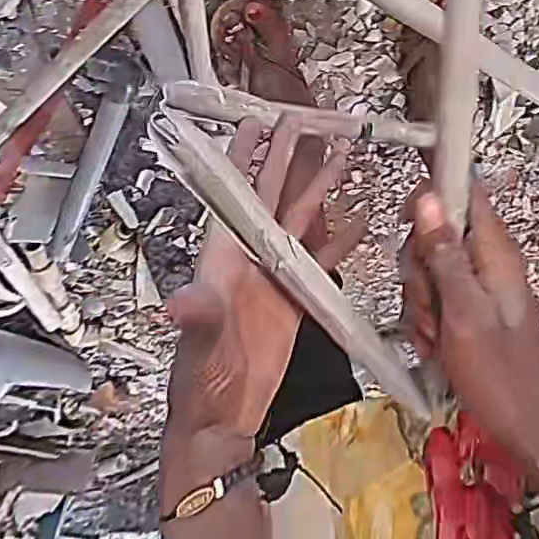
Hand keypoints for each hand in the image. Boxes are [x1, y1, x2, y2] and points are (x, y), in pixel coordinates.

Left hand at [166, 118, 358, 439]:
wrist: (225, 416)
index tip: (257, 123)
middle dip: (288, 155)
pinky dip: (341, 237)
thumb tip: (180, 302)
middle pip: (274, 192)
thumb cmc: (204, 378)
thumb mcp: (201, 342)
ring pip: (302, 217)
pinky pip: (323, 257)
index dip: (243, 155)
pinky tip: (358, 217)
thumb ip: (198, 316)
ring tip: (340, 155)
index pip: (235, 192)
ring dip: (320, 186)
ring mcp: (275, 271)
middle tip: (303, 122)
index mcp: (224, 252)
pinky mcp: (296, 293)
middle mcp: (251, 252)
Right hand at [402, 184, 538, 473]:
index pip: (464, 191)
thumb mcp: (464, 313)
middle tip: (428, 302)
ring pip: (429, 266)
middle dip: (419, 267)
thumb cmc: (500, 376)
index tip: (407, 218)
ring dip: (421, 299)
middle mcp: (487, 260)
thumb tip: (427, 198)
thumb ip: (444, 255)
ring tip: (435, 333)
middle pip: (435, 232)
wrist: (525, 431)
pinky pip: (433, 294)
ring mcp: (477, 283)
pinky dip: (426, 317)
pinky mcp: (469, 305)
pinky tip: (435, 343)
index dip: (432, 193)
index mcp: (495, 251)